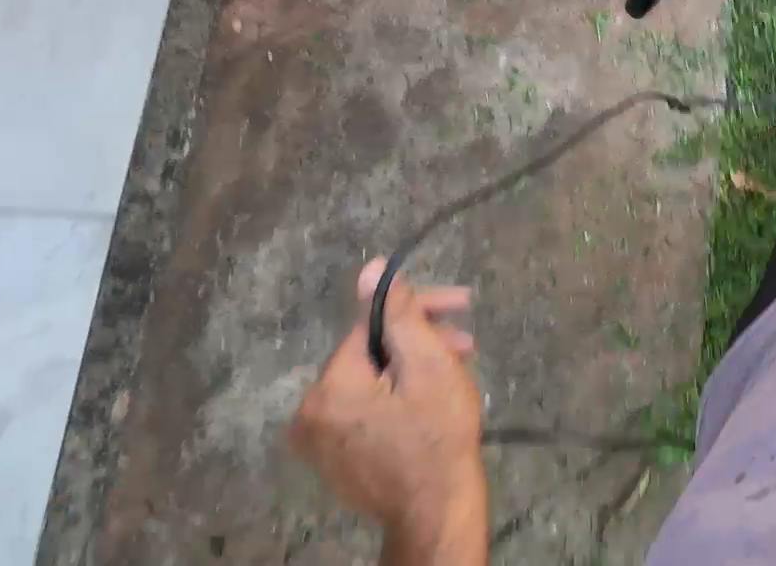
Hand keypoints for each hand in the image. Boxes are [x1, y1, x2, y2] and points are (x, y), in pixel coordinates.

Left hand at [290, 260, 486, 562]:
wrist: (435, 506)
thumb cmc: (439, 432)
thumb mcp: (430, 365)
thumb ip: (399, 316)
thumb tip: (371, 269)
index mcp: (329, 386)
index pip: (373, 324)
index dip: (420, 309)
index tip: (463, 304)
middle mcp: (308, 412)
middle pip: (370, 352)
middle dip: (419, 339)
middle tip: (466, 343)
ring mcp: (315, 440)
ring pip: (369, 378)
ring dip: (411, 365)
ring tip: (455, 369)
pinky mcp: (331, 458)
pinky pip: (364, 405)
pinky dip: (395, 392)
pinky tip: (428, 396)